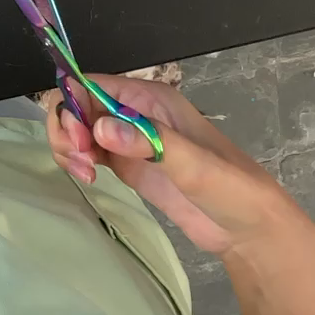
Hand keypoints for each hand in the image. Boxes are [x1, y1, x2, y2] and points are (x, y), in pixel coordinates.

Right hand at [44, 75, 309, 255]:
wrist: (247, 229)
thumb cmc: (232, 189)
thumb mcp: (194, 165)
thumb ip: (148, 142)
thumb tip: (99, 129)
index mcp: (150, 98)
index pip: (91, 84)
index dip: (74, 105)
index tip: (79, 141)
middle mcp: (133, 112)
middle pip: (76, 104)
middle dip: (67, 129)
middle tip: (80, 162)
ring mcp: (126, 138)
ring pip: (76, 128)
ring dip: (67, 146)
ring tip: (84, 173)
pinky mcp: (123, 162)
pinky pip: (85, 150)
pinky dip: (75, 160)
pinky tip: (88, 177)